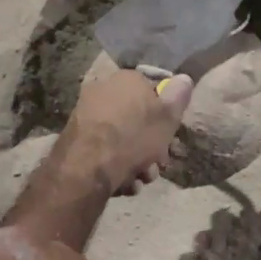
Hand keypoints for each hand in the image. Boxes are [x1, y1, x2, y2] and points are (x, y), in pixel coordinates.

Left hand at [65, 69, 193, 193]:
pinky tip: (125, 181)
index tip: (170, 133)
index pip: (153, 89)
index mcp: (127, 79)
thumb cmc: (135, 136)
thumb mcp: (168, 116)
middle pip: (137, 117)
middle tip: (160, 161)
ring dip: (137, 159)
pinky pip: (105, 148)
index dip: (165, 114)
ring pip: (122, 136)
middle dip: (151, 143)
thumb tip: (184, 78)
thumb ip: (179, 96)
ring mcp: (87, 113)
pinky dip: (117, 163)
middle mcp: (103, 90)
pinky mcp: (76, 137)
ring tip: (142, 176)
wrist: (89, 166)